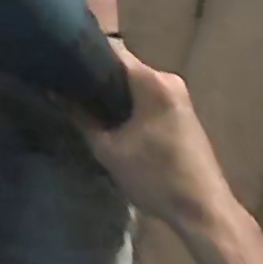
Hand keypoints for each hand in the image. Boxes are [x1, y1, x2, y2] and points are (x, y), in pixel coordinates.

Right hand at [75, 42, 235, 231]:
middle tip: (75, 89)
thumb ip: (82, 118)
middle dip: (101, 77)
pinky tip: (118, 120)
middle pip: (126, 67)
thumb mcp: (109, 150)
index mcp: (151, 81)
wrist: (204, 213)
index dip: (87, 55)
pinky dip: (134, 103)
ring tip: (92, 105)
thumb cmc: (155, 177)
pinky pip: (151, 95)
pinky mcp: (184, 111)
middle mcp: (168, 78)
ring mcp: (180, 95)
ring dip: (118, 93)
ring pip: (138, 83)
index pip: (113, 50)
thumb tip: (57, 95)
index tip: (66, 64)